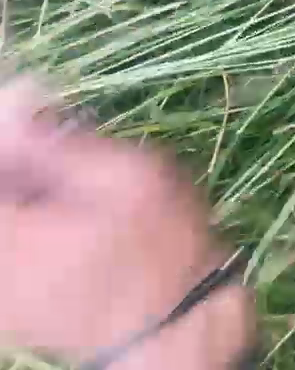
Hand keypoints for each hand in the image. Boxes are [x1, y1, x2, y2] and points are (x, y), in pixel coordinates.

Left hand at [0, 75, 253, 369]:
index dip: (7, 126)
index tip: (31, 99)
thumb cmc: (157, 241)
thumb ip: (62, 142)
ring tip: (73, 177)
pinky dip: (27, 207)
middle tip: (62, 139)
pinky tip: (65, 207)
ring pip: (3, 204)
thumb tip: (19, 95)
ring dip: (25, 181)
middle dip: (18, 156)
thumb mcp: (130, 178)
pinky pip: (11, 231)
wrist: (160, 317)